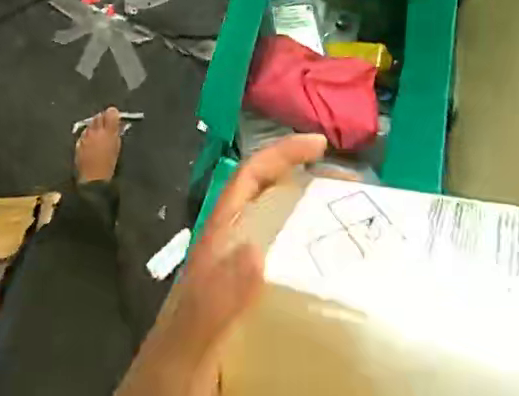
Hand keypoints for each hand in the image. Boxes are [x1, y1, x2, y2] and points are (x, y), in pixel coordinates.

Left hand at [116, 134, 327, 395]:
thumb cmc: (166, 382)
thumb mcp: (187, 346)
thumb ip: (212, 303)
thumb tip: (255, 249)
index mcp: (213, 249)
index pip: (246, 183)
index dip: (279, 155)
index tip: (319, 145)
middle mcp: (226, 256)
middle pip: (267, 200)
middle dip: (307, 182)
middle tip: (352, 188)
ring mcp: (236, 283)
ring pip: (278, 233)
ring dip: (310, 217)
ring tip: (352, 222)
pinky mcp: (247, 311)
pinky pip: (284, 271)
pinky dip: (309, 260)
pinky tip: (334, 277)